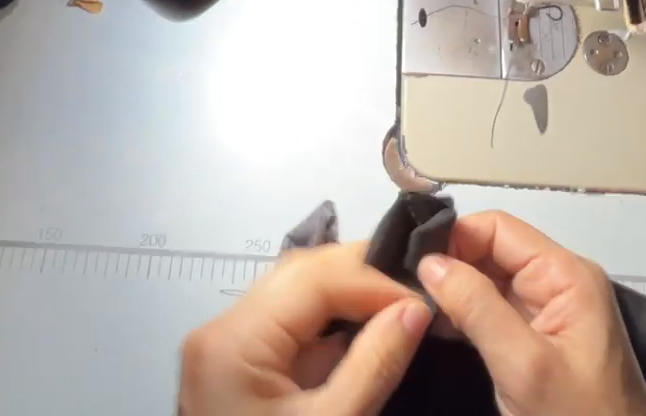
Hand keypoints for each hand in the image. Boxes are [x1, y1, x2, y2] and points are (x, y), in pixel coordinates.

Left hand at [178, 241, 431, 415]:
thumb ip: (375, 363)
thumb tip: (416, 306)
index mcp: (232, 342)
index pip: (311, 278)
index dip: (371, 278)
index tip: (424, 293)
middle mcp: (220, 331)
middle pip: (298, 277)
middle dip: (360, 277)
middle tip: (415, 286)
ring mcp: (225, 349)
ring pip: (294, 297)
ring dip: (347, 296)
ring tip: (399, 301)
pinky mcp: (237, 368)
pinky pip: (288, 329)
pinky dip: (328, 328)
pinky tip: (367, 331)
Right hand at [416, 211, 645, 415]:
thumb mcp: (524, 366)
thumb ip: (476, 307)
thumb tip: (430, 261)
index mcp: (565, 274)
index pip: (498, 228)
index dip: (456, 239)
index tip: (415, 266)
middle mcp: (559, 281)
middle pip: (493, 250)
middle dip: (452, 265)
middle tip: (410, 291)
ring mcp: (551, 310)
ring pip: (490, 279)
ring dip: (456, 291)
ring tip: (416, 308)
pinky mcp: (541, 338)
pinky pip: (497, 309)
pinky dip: (468, 314)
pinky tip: (439, 327)